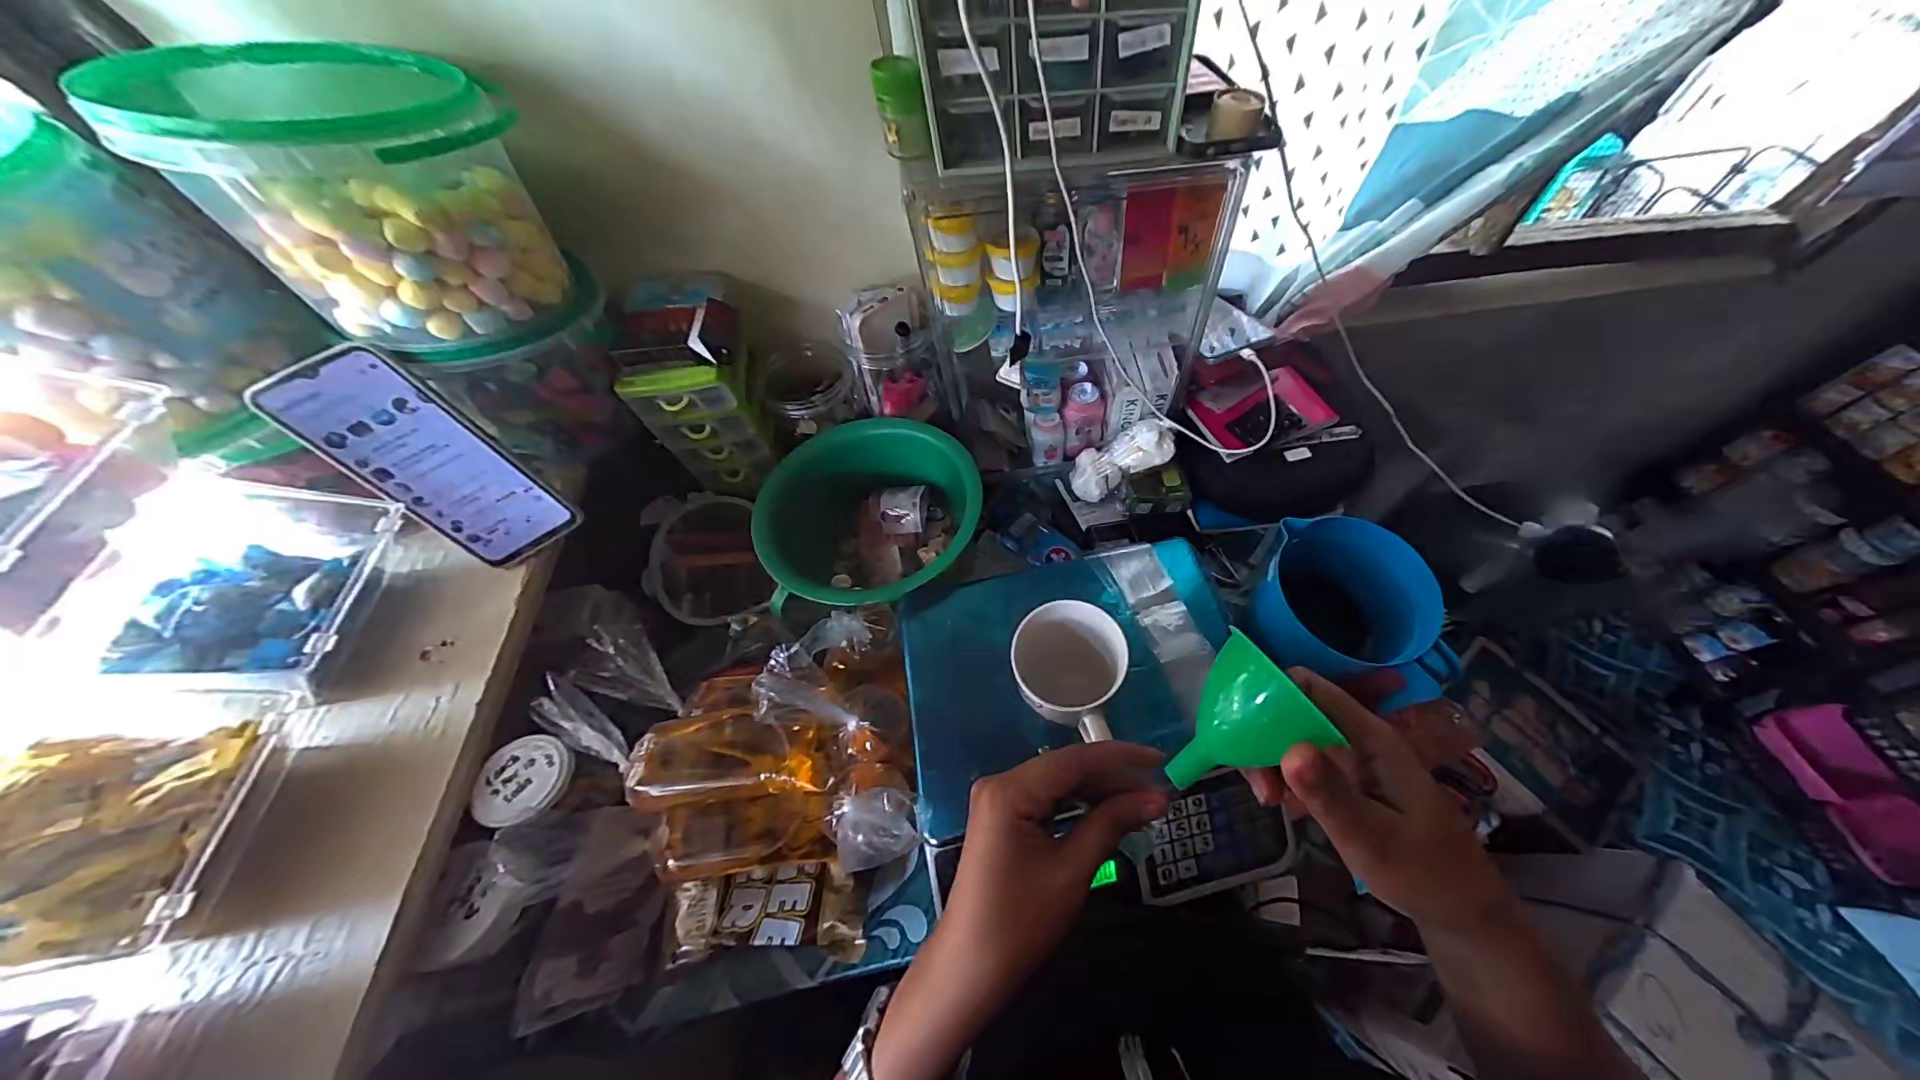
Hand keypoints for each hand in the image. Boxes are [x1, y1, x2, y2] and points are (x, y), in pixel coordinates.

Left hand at [871, 742, 1166, 1079]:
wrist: (971, 965)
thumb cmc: (1020, 921)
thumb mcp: (1072, 870)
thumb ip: (1111, 823)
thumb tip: (1156, 798)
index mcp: (1010, 789)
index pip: (1073, 760)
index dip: (1120, 757)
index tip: (1160, 759)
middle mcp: (1000, 783)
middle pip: (1065, 768)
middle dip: (1113, 778)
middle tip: (1158, 792)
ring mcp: (997, 799)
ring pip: (1057, 783)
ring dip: (1098, 791)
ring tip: (1142, 803)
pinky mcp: (1001, 817)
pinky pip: (1045, 799)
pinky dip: (1077, 804)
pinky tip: (1108, 811)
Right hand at [1241, 669, 1515, 936]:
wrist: (1462, 910)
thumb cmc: (1425, 873)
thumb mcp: (1372, 838)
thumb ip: (1331, 795)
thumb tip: (1289, 750)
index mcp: (1369, 737)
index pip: (1310, 687)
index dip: (1268, 692)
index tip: (1237, 726)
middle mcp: (1357, 737)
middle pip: (1293, 712)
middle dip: (1262, 738)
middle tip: (1258, 784)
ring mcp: (1351, 757)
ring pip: (1292, 737)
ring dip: (1269, 761)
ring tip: (1267, 801)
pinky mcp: (1345, 777)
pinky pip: (1302, 760)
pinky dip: (1282, 776)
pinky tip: (1280, 805)